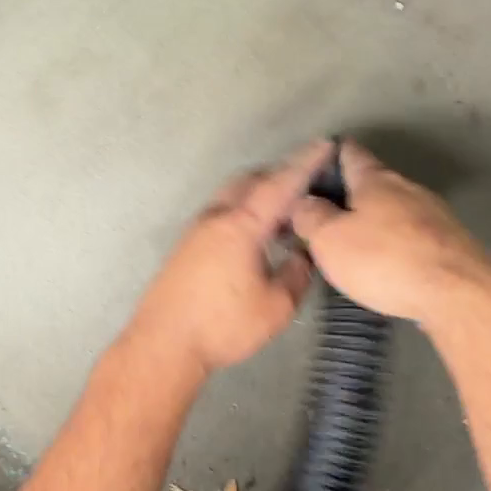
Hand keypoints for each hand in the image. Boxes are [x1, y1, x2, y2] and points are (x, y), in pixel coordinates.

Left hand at [124, 141, 334, 376]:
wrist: (164, 344)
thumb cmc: (223, 326)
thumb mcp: (276, 307)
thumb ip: (297, 275)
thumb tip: (304, 256)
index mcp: (241, 225)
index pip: (280, 184)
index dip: (305, 164)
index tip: (326, 146)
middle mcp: (216, 217)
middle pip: (251, 180)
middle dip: (281, 176)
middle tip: (309, 188)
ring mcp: (197, 230)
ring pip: (233, 196)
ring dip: (260, 196)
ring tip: (286, 219)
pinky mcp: (187, 246)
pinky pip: (222, 214)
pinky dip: (244, 212)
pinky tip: (257, 240)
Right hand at [291, 142, 490, 323]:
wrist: (458, 293)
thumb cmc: (385, 260)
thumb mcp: (330, 240)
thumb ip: (310, 216)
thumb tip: (304, 201)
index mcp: (375, 179)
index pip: (349, 151)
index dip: (329, 154)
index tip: (311, 166)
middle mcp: (407, 187)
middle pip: (373, 182)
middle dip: (349, 194)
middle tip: (323, 214)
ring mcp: (434, 214)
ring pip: (394, 209)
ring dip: (374, 220)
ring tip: (352, 241)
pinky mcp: (449, 242)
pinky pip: (412, 234)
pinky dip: (395, 242)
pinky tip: (385, 262)